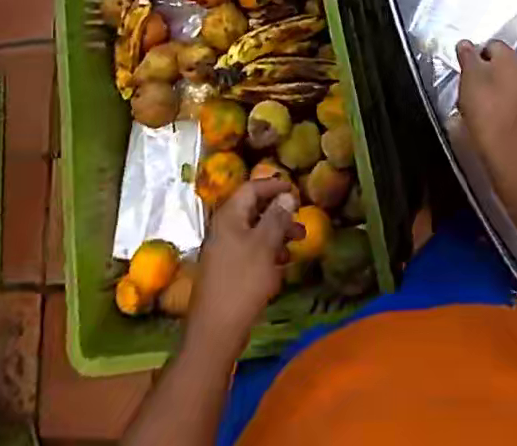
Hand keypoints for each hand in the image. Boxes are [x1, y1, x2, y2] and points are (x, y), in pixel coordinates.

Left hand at [189, 179, 300, 348]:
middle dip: (278, 212)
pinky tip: (281, 265)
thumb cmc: (242, 282)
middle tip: (300, 220)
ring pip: (253, 232)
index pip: (251, 188)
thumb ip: (276, 218)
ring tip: (297, 244)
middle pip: (253, 209)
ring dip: (276, 233)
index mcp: (229, 216)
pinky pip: (249, 251)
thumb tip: (286, 196)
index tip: (294, 189)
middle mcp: (223, 228)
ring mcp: (223, 250)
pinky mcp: (226, 270)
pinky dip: (267, 251)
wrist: (215, 330)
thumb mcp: (265, 246)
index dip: (273, 185)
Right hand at [456, 39, 516, 163]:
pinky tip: (489, 112)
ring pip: (505, 81)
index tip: (464, 70)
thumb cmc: (484, 106)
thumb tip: (465, 43)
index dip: (475, 54)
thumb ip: (467, 56)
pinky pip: (511, 97)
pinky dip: (500, 101)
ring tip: (476, 101)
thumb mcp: (469, 76)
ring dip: (492, 86)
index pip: (491, 44)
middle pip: (499, 63)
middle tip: (468, 85)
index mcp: (510, 58)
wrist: (505, 146)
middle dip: (483, 70)